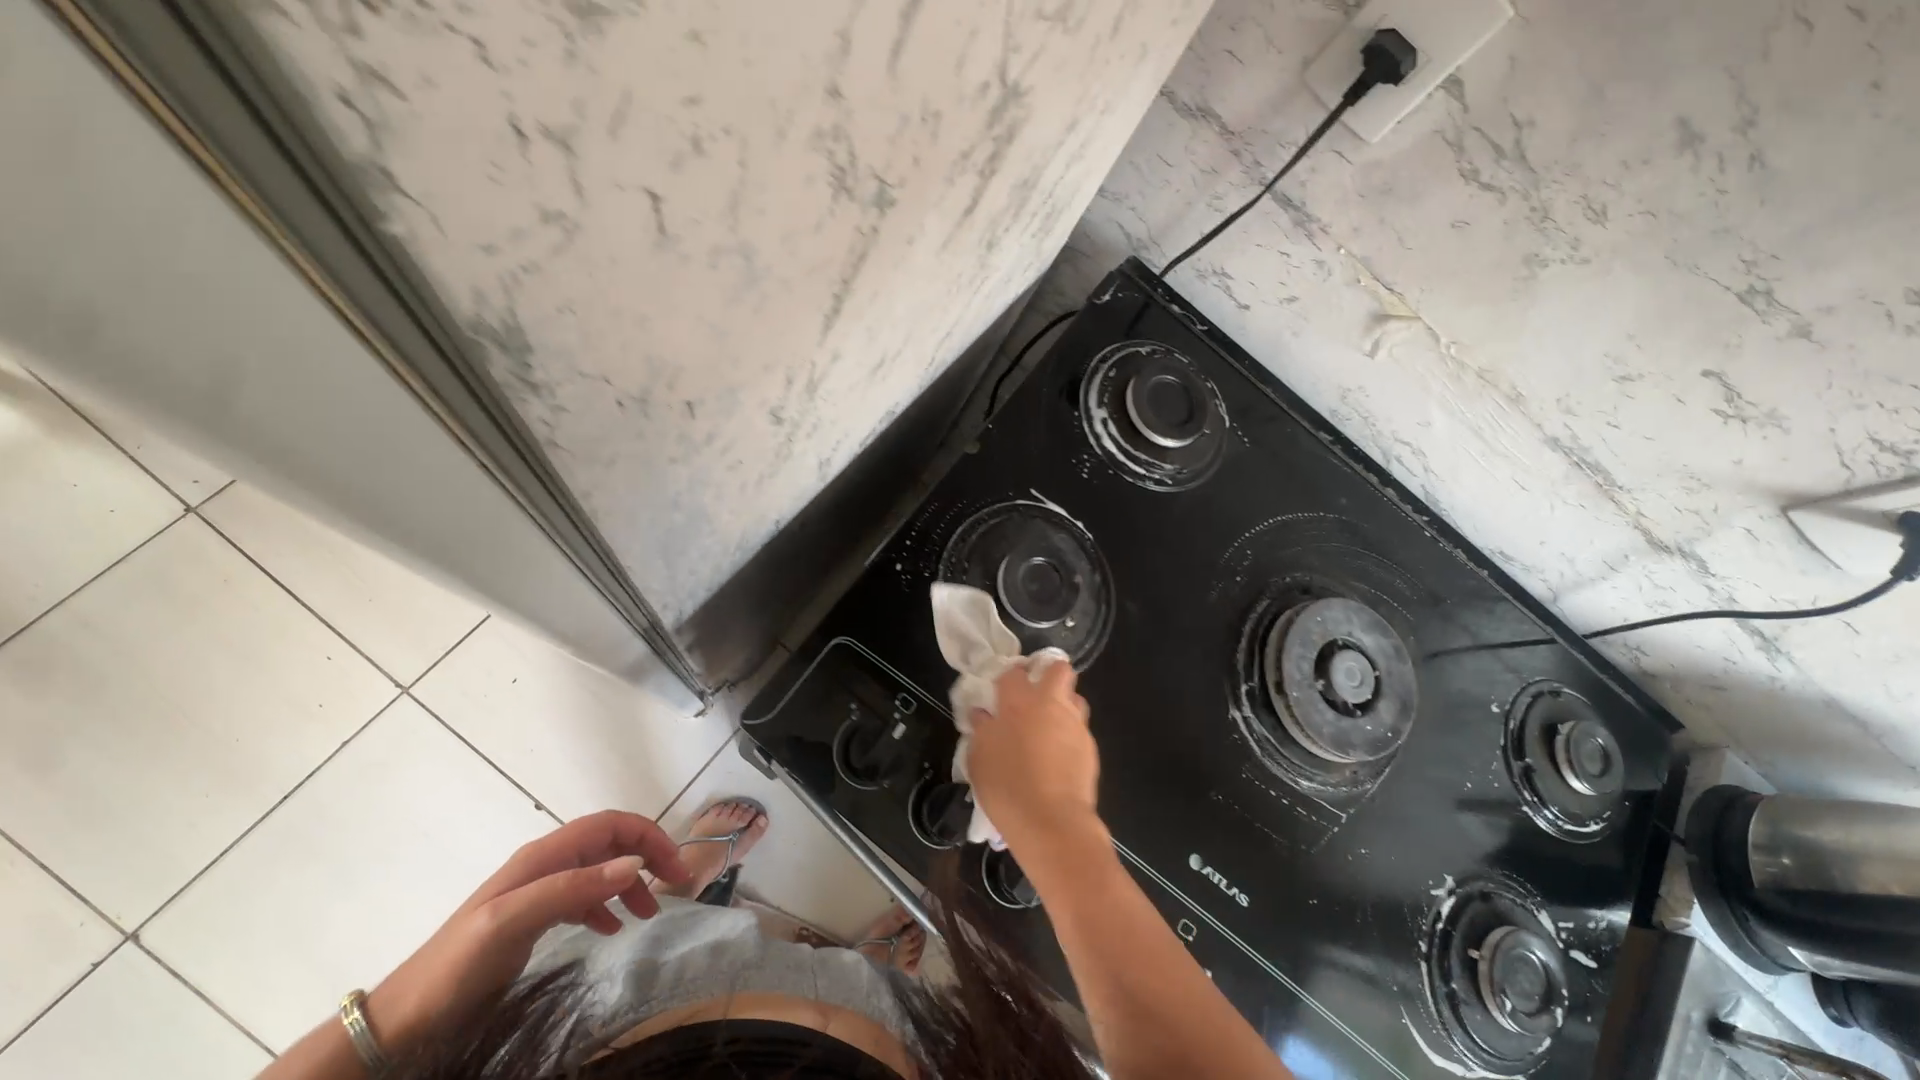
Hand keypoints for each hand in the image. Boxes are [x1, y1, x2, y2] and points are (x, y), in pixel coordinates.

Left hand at [365, 810, 690, 1052]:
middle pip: (609, 843)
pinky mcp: (533, 917)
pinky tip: (612, 929)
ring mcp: (538, 890)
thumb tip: (634, 862)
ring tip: (647, 914)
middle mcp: (545, 864)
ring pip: (600, 870)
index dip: (647, 835)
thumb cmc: (461, 963)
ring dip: (630, 884)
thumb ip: (573, 887)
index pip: (610, 824)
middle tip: (674, 888)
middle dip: (646, 856)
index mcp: (543, 856)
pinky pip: (583, 898)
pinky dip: (606, 906)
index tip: (675, 867)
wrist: (410, 1014)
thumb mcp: (515, 921)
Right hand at [967, 661, 1100, 849]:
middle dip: (1048, 673)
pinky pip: (1079, 729)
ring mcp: (1074, 724)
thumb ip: (982, 730)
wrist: (1050, 820)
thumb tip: (982, 714)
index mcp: (1018, 702)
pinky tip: (1058, 757)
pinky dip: (1069, 735)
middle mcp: (1050, 704)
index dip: (1008, 677)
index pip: (1013, 672)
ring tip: (1048, 726)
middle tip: (1034, 694)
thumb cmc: (1006, 786)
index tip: (1002, 691)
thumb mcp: (979, 758)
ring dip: (1063, 704)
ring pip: (1075, 697)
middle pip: (1058, 669)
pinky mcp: (1090, 747)